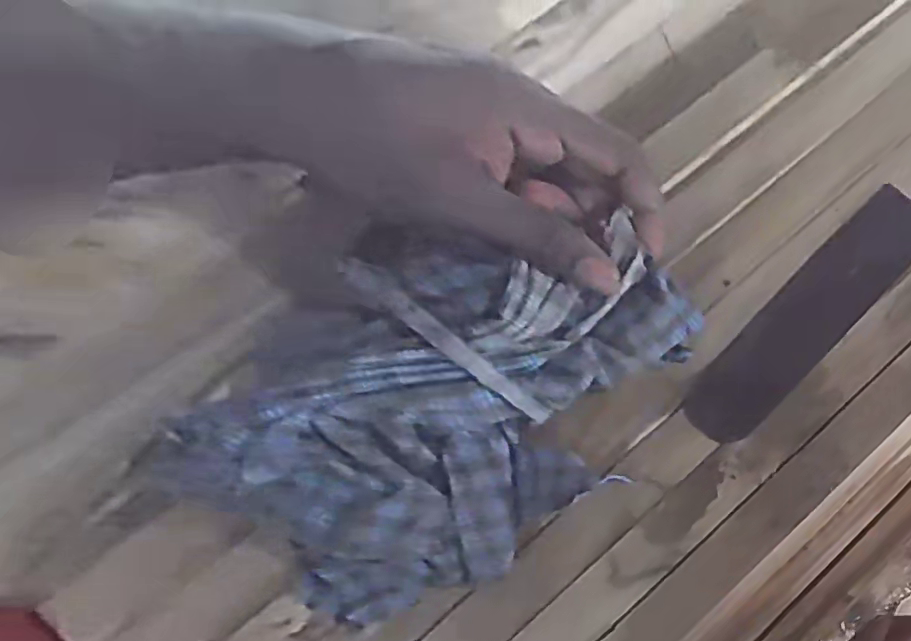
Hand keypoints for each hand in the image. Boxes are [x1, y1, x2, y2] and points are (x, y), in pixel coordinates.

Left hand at [248, 37, 665, 292]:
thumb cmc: (366, 139)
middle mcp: (523, 103)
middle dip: (597, 224)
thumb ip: (543, 241)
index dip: (646, 210)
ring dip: (559, 220)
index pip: (621, 156)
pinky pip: (528, 172)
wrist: (264, 86)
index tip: (643, 261)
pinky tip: (507, 228)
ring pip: (561, 176)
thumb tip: (610, 282)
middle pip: (595, 170)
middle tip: (577, 269)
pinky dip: (531, 207)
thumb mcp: (462, 201)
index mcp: (529, 109)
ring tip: (527, 247)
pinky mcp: (473, 123)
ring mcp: (496, 111)